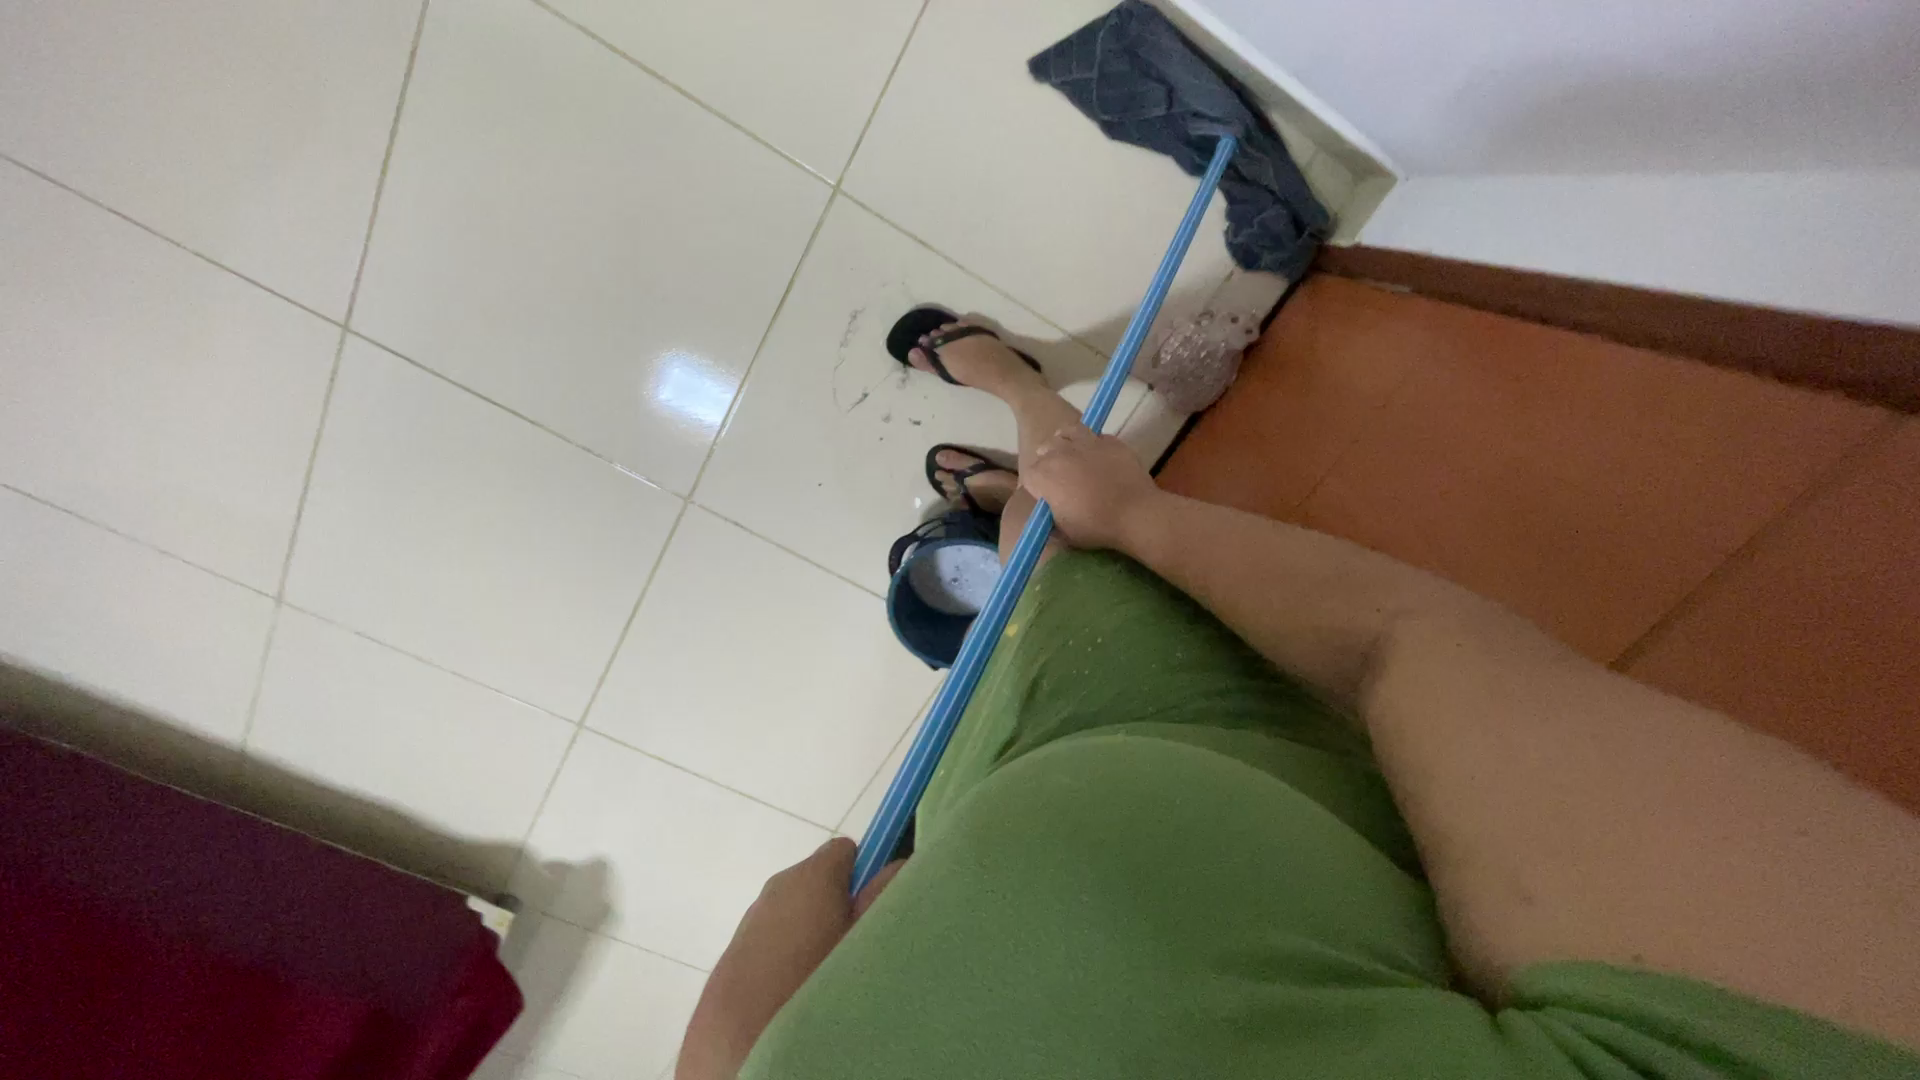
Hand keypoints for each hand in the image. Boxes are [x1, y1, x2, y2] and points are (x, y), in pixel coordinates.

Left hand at [677, 839, 902, 1079]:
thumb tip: (896, 866)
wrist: (738, 1050)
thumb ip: (886, 895)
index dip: (865, 878)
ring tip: (827, 983)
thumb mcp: (869, 939)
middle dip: (839, 912)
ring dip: (812, 940)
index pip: (845, 852)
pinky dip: (785, 966)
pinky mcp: (728, 964)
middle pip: (818, 886)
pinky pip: (770, 951)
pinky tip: (794, 1002)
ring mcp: (747, 926)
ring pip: (793, 920)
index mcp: (809, 876)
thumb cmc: (818, 984)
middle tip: (857, 953)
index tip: (876, 913)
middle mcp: (773, 889)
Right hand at [1021, 423, 1165, 550]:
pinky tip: (1099, 455)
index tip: (1044, 497)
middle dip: (1047, 460)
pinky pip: (1096, 436)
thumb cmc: (1095, 526)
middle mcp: (1060, 454)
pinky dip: (1094, 444)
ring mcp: (1087, 443)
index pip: (1029, 476)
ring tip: (1072, 452)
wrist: (1135, 513)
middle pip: (1045, 449)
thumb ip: (1051, 517)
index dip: (1035, 486)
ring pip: (1068, 431)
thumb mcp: (1063, 531)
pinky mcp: (1111, 442)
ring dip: (1066, 441)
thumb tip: (1049, 512)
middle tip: (1058, 476)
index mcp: (1043, 476)